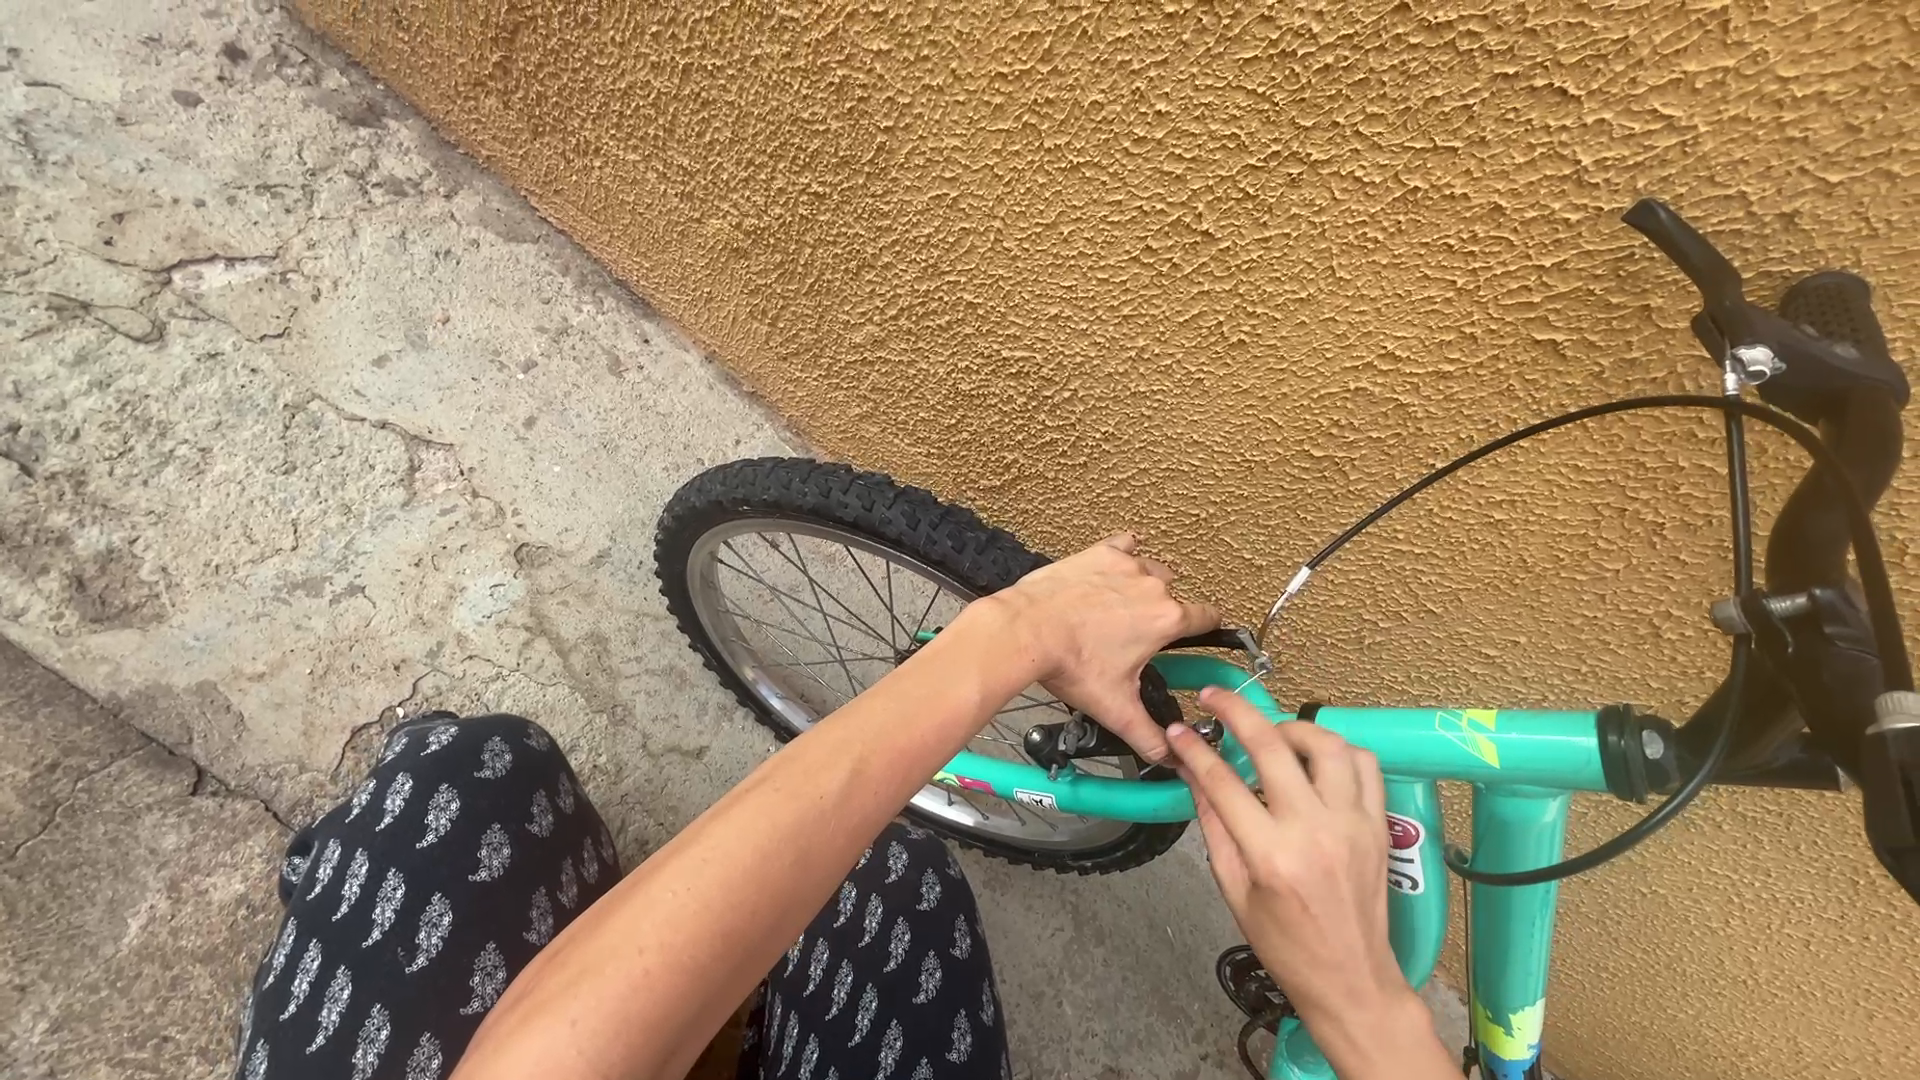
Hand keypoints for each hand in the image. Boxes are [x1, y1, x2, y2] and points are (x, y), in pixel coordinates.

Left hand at [981, 533, 1217, 762]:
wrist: (1027, 630)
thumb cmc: (1070, 664)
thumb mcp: (1115, 707)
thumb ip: (1147, 735)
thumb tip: (1166, 756)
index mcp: (1166, 620)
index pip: (1207, 616)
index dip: (1210, 624)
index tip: (1207, 628)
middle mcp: (1152, 586)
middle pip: (1173, 594)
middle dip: (1162, 611)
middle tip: (1141, 631)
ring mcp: (1124, 565)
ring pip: (1149, 570)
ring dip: (1143, 584)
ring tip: (1123, 603)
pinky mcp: (1097, 553)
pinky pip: (1123, 543)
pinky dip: (1124, 551)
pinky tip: (1118, 559)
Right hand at [1167, 690, 1451, 1078]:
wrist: (1351, 981)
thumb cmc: (1284, 944)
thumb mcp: (1232, 888)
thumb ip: (1214, 825)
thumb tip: (1193, 774)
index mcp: (1271, 855)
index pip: (1222, 782)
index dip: (1193, 749)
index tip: (1177, 730)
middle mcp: (1314, 831)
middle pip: (1271, 746)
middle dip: (1236, 711)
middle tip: (1215, 697)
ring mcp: (1352, 824)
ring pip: (1326, 745)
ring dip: (1292, 726)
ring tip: (1270, 732)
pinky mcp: (1378, 826)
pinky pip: (1365, 766)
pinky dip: (1337, 749)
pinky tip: (1313, 756)